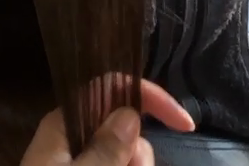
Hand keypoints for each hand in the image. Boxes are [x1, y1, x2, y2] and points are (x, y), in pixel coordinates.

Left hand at [19, 80, 193, 165]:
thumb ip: (104, 149)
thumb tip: (129, 113)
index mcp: (64, 125)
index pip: (106, 89)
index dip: (147, 96)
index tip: (184, 124)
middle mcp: (74, 140)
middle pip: (125, 131)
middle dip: (140, 156)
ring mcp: (83, 164)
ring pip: (127, 160)